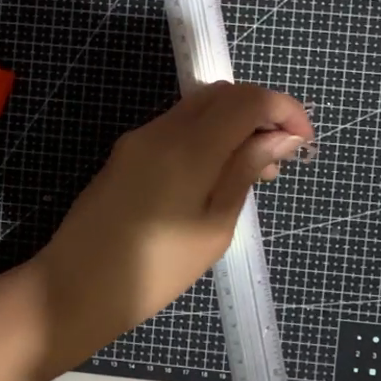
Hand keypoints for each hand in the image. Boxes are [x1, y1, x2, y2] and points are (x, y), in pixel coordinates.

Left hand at [36, 82, 311, 333]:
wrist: (76, 286)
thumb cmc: (155, 270)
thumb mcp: (214, 227)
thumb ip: (245, 171)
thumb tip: (281, 135)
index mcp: (187, 147)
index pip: (247, 99)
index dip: (284, 109)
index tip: (304, 141)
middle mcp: (161, 130)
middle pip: (221, 94)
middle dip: (258, 113)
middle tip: (277, 160)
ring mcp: (138, 139)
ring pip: (197, 108)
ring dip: (231, 125)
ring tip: (249, 173)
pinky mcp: (125, 153)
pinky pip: (175, 128)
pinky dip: (205, 137)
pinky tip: (213, 177)